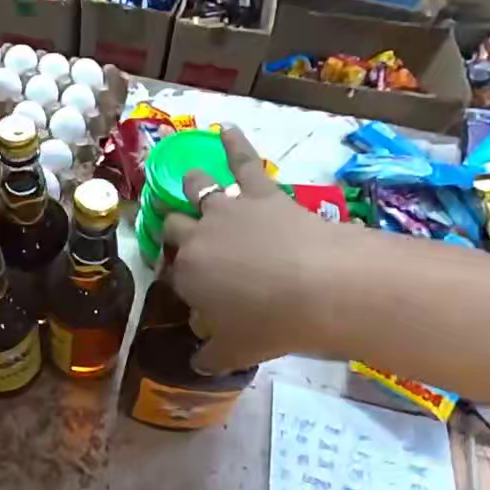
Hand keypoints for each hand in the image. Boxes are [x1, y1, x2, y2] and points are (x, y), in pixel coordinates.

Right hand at [161, 127, 361, 374]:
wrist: (317, 286)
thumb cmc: (272, 323)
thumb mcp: (236, 351)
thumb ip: (212, 356)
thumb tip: (199, 362)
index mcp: (186, 274)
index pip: (173, 274)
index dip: (182, 280)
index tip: (195, 292)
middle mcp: (196, 236)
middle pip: (173, 225)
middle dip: (174, 229)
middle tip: (181, 236)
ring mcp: (226, 209)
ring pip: (195, 187)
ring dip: (190, 184)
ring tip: (188, 179)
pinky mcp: (259, 192)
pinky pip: (243, 160)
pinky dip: (234, 142)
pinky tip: (226, 127)